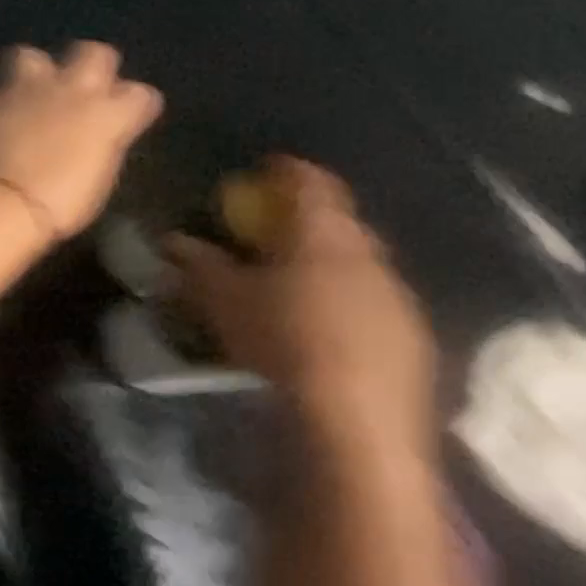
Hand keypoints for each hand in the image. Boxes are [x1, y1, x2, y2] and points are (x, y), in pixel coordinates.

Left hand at [0, 41, 162, 238]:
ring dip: (31, 73)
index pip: (140, 94)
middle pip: (93, 53)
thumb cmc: (58, 205)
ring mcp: (20, 88)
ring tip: (25, 95)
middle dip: (89, 65)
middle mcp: (68, 88)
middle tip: (78, 89)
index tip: (125, 116)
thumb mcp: (97, 178)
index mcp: (108, 113)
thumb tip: (96, 136)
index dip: (132, 104)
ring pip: (30, 56)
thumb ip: (100, 144)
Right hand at [167, 158, 436, 446]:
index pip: (310, 183)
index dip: (287, 171)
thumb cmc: (281, 337)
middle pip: (339, 222)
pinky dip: (346, 301)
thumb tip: (173, 239)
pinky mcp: (413, 337)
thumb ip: (198, 264)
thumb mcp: (223, 299)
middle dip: (306, 221)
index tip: (264, 170)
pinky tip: (322, 326)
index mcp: (323, 233)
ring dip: (328, 264)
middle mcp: (369, 254)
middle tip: (272, 231)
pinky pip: (373, 302)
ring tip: (293, 281)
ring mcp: (398, 296)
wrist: (358, 415)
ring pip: (359, 264)